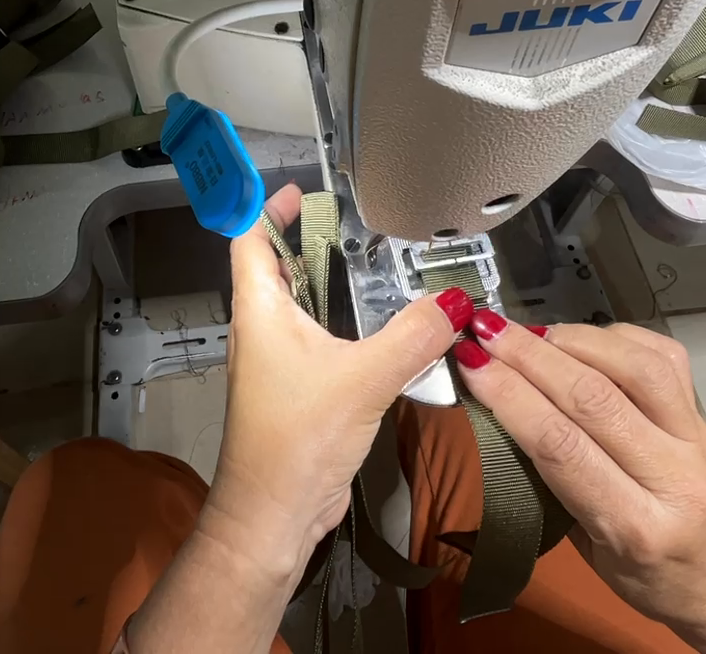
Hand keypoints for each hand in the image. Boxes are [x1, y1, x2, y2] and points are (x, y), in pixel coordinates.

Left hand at [202, 184, 474, 581]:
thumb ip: (413, 337)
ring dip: (324, 278)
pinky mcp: (294, 384)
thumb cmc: (297, 437)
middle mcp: (261, 325)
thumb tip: (456, 301)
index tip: (300, 190)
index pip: (248, 239)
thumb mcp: (363, 379)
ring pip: (296, 301)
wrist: (273, 515)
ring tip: (369, 259)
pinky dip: (337, 317)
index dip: (267, 207)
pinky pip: (314, 334)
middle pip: (274, 264)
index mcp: (259, 308)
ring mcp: (275, 357)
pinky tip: (375, 321)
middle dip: (305, 237)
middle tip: (350, 219)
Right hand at [452, 315, 705, 648]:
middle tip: (483, 329)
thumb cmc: (637, 569)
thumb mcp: (578, 541)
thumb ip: (541, 471)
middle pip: (592, 398)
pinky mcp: (703, 410)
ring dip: (568, 337)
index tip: (469, 361)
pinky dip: (608, 334)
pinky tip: (574, 337)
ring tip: (525, 331)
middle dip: (527, 354)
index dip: (509, 394)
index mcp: (635, 527)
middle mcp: (674, 479)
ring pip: (632, 365)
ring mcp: (696, 439)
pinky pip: (659, 352)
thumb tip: (489, 396)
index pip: (561, 445)